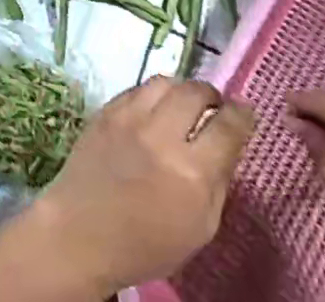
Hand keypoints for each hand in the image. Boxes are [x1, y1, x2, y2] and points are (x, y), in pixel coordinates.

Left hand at [22, 76, 254, 294]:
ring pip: (164, 81)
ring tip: (181, 107)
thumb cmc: (145, 244)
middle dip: (211, 96)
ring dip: (180, 91)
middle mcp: (160, 136)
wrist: (80, 234)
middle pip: (195, 91)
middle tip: (213, 108)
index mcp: (191, 172)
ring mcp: (128, 118)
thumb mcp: (200, 227)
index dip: (242, 114)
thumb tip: (226, 144)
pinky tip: (152, 113)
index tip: (244, 111)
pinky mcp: (105, 111)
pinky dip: (151, 97)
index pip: (228, 126)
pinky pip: (136, 89)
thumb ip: (218, 181)